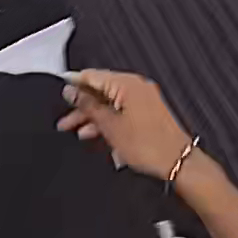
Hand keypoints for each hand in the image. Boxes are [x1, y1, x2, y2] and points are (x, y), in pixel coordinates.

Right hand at [58, 69, 201, 179]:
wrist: (177, 162)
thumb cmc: (150, 146)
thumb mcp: (109, 125)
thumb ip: (87, 106)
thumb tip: (72, 92)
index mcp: (127, 84)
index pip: (92, 75)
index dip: (73, 82)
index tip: (60, 89)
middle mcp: (137, 87)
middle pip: (100, 90)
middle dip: (81, 105)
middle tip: (65, 118)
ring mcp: (143, 99)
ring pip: (109, 102)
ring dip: (92, 115)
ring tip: (75, 129)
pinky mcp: (146, 112)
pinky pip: (120, 110)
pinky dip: (107, 120)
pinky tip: (94, 133)